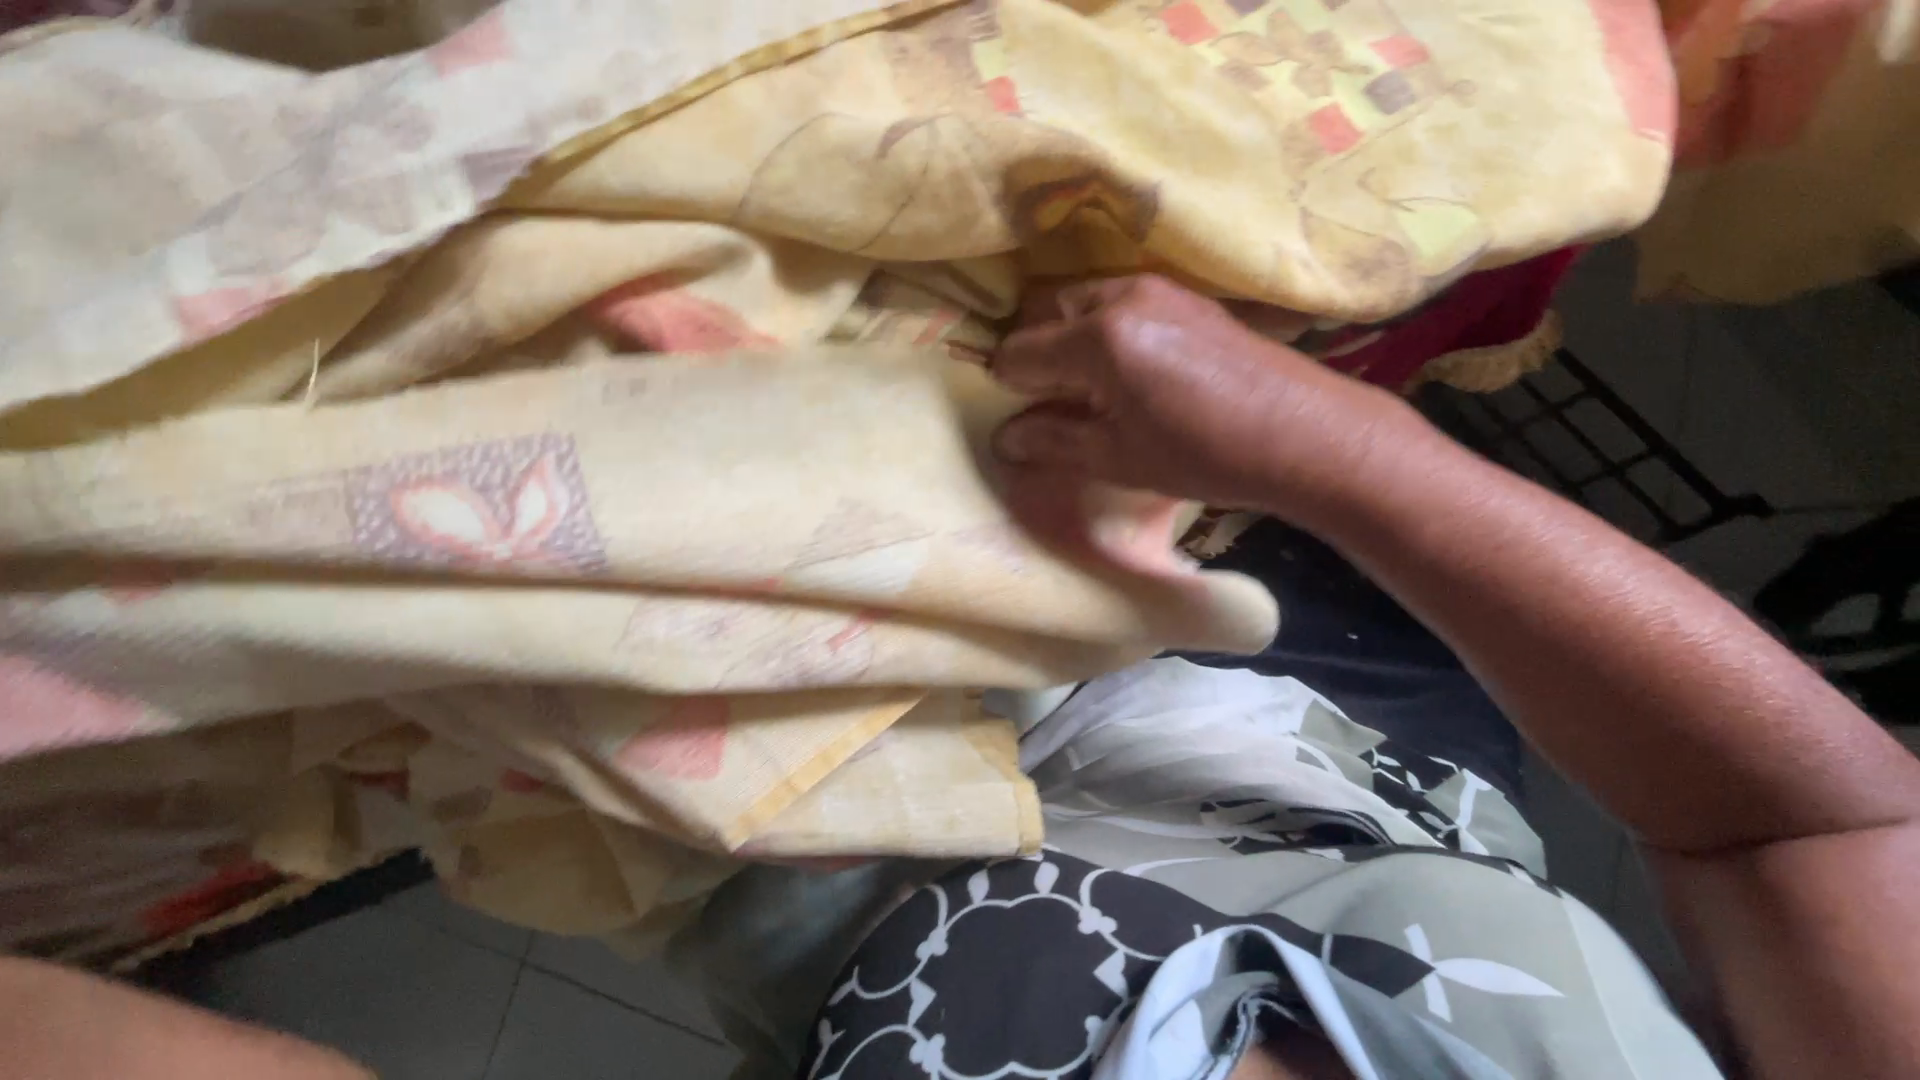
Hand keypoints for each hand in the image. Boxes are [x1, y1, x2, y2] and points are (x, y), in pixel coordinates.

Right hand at [990, 274, 1421, 523]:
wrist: (1307, 434)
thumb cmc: (1205, 455)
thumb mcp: (1118, 458)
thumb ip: (1052, 440)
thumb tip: (1005, 439)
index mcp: (1097, 338)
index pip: (1019, 351)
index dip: (1010, 387)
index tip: (1027, 417)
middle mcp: (1121, 297)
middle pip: (1046, 313)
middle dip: (1039, 354)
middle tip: (1058, 402)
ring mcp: (1159, 289)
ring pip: (1083, 303)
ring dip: (1072, 339)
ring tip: (1097, 390)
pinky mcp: (1188, 296)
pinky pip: (1121, 302)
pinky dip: (1107, 331)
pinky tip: (1135, 373)